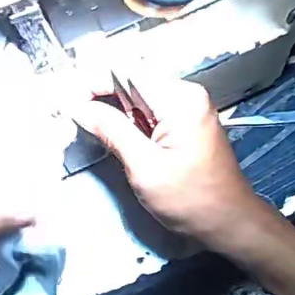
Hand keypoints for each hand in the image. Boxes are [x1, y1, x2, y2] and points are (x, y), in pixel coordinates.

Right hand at [69, 75, 275, 248]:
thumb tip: (78, 108)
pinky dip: (126, 116)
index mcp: (179, 99)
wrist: (229, 222)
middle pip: (131, 79)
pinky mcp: (183, 122)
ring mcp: (186, 107)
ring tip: (81, 117)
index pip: (126, 72)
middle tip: (67, 109)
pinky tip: (107, 127)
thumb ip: (111, 131)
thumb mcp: (144, 167)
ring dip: (109, 105)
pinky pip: (148, 109)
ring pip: (137, 94)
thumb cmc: (190, 200)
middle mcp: (185, 94)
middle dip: (97, 92)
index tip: (64, 98)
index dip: (91, 80)